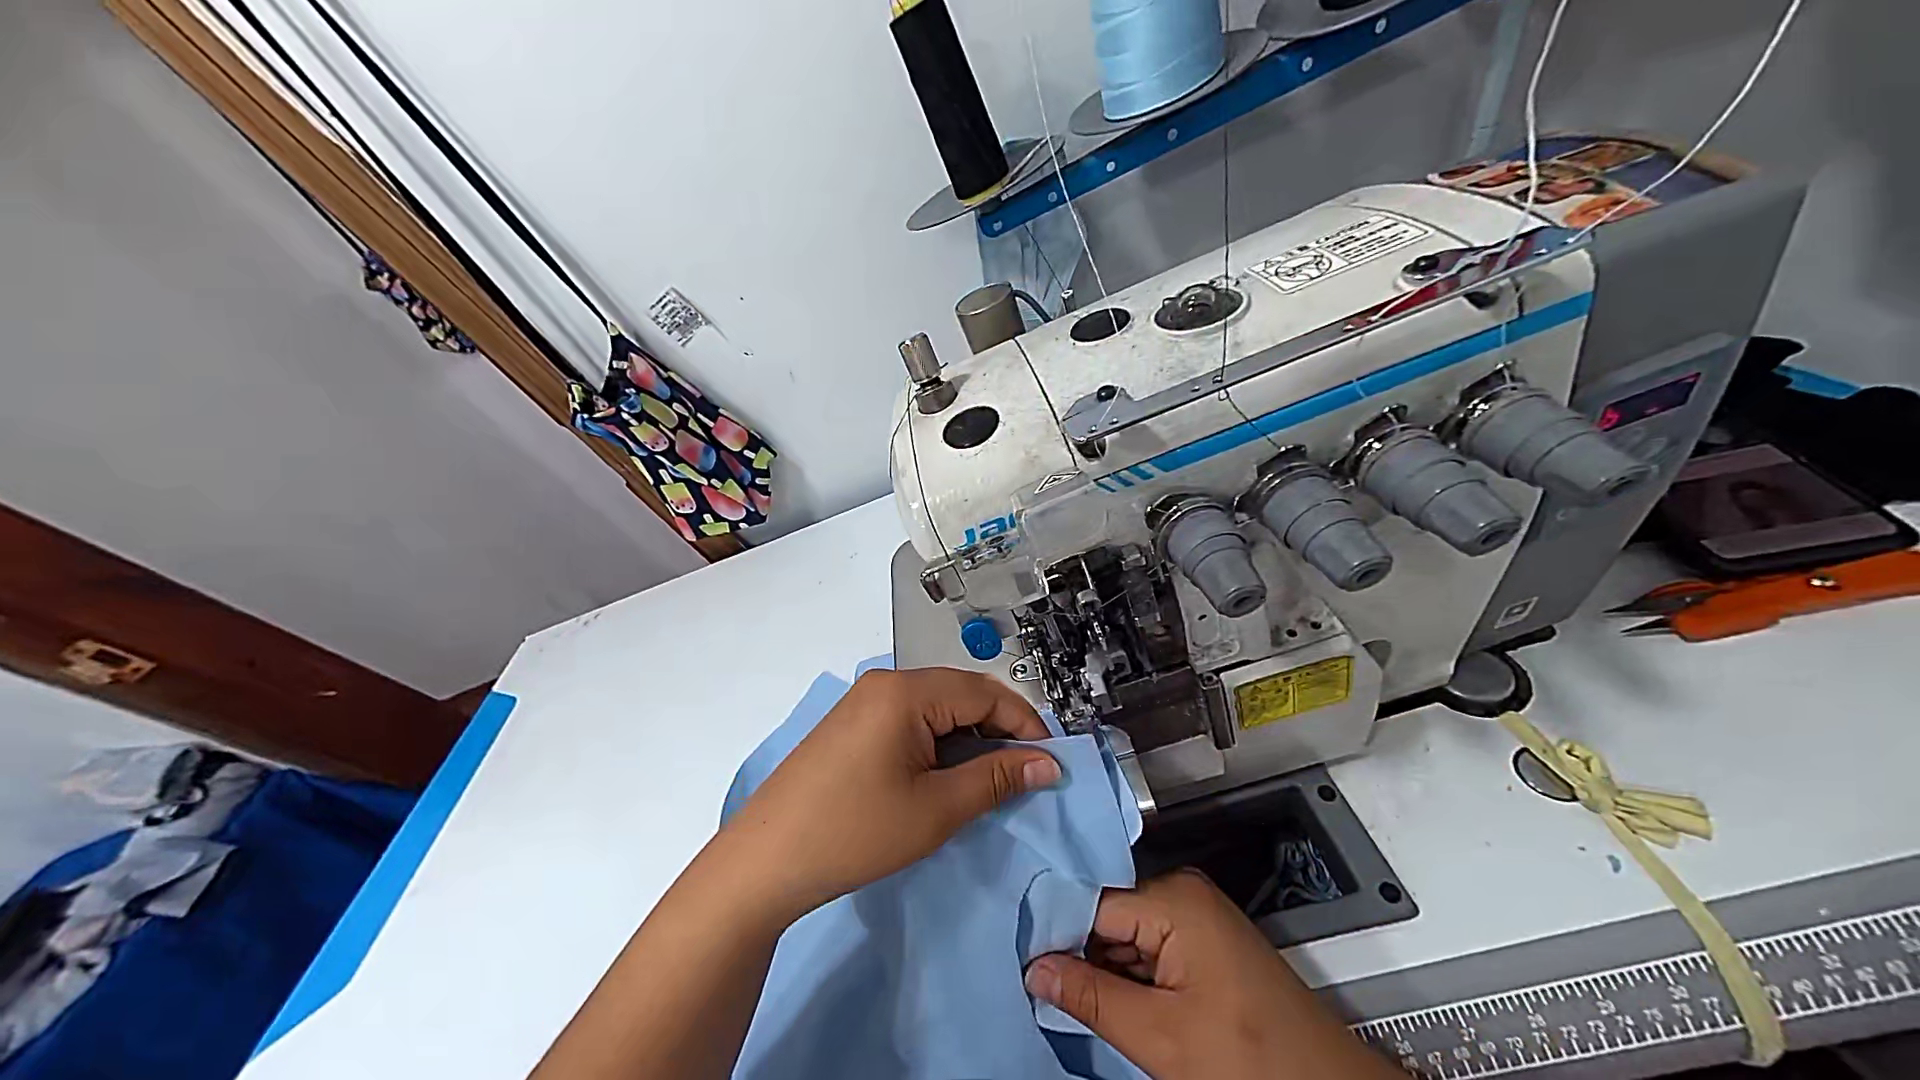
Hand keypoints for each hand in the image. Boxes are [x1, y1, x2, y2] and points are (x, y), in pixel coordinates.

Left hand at [719, 667, 1060, 920]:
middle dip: (998, 730)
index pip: (986, 693)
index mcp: (906, 691)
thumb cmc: (854, 832)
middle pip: (962, 693)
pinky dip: (938, 742)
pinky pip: (911, 718)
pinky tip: (945, 776)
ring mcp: (865, 701)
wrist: (765, 861)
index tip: (1050, 763)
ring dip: (969, 738)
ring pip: (938, 707)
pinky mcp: (853, 722)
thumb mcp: (936, 809)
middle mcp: (885, 683)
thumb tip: (1047, 764)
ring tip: (987, 781)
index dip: (1025, 725)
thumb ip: (997, 779)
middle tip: (1023, 774)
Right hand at [1024, 870, 1399, 1079]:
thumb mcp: (1161, 1037)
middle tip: (1042, 992)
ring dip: (1102, 972)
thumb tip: (1035, 969)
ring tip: (1074, 1004)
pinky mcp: (1201, 941)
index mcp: (1173, 899)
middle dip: (1078, 955)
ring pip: (1124, 937)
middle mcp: (1182, 893)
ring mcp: (1194, 916)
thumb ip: (1091, 997)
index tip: (1021, 962)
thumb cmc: (1254, 1063)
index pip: (1090, 904)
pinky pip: (1147, 949)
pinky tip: (1112, 1006)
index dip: (1054, 934)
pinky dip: (1128, 978)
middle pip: (1106, 917)